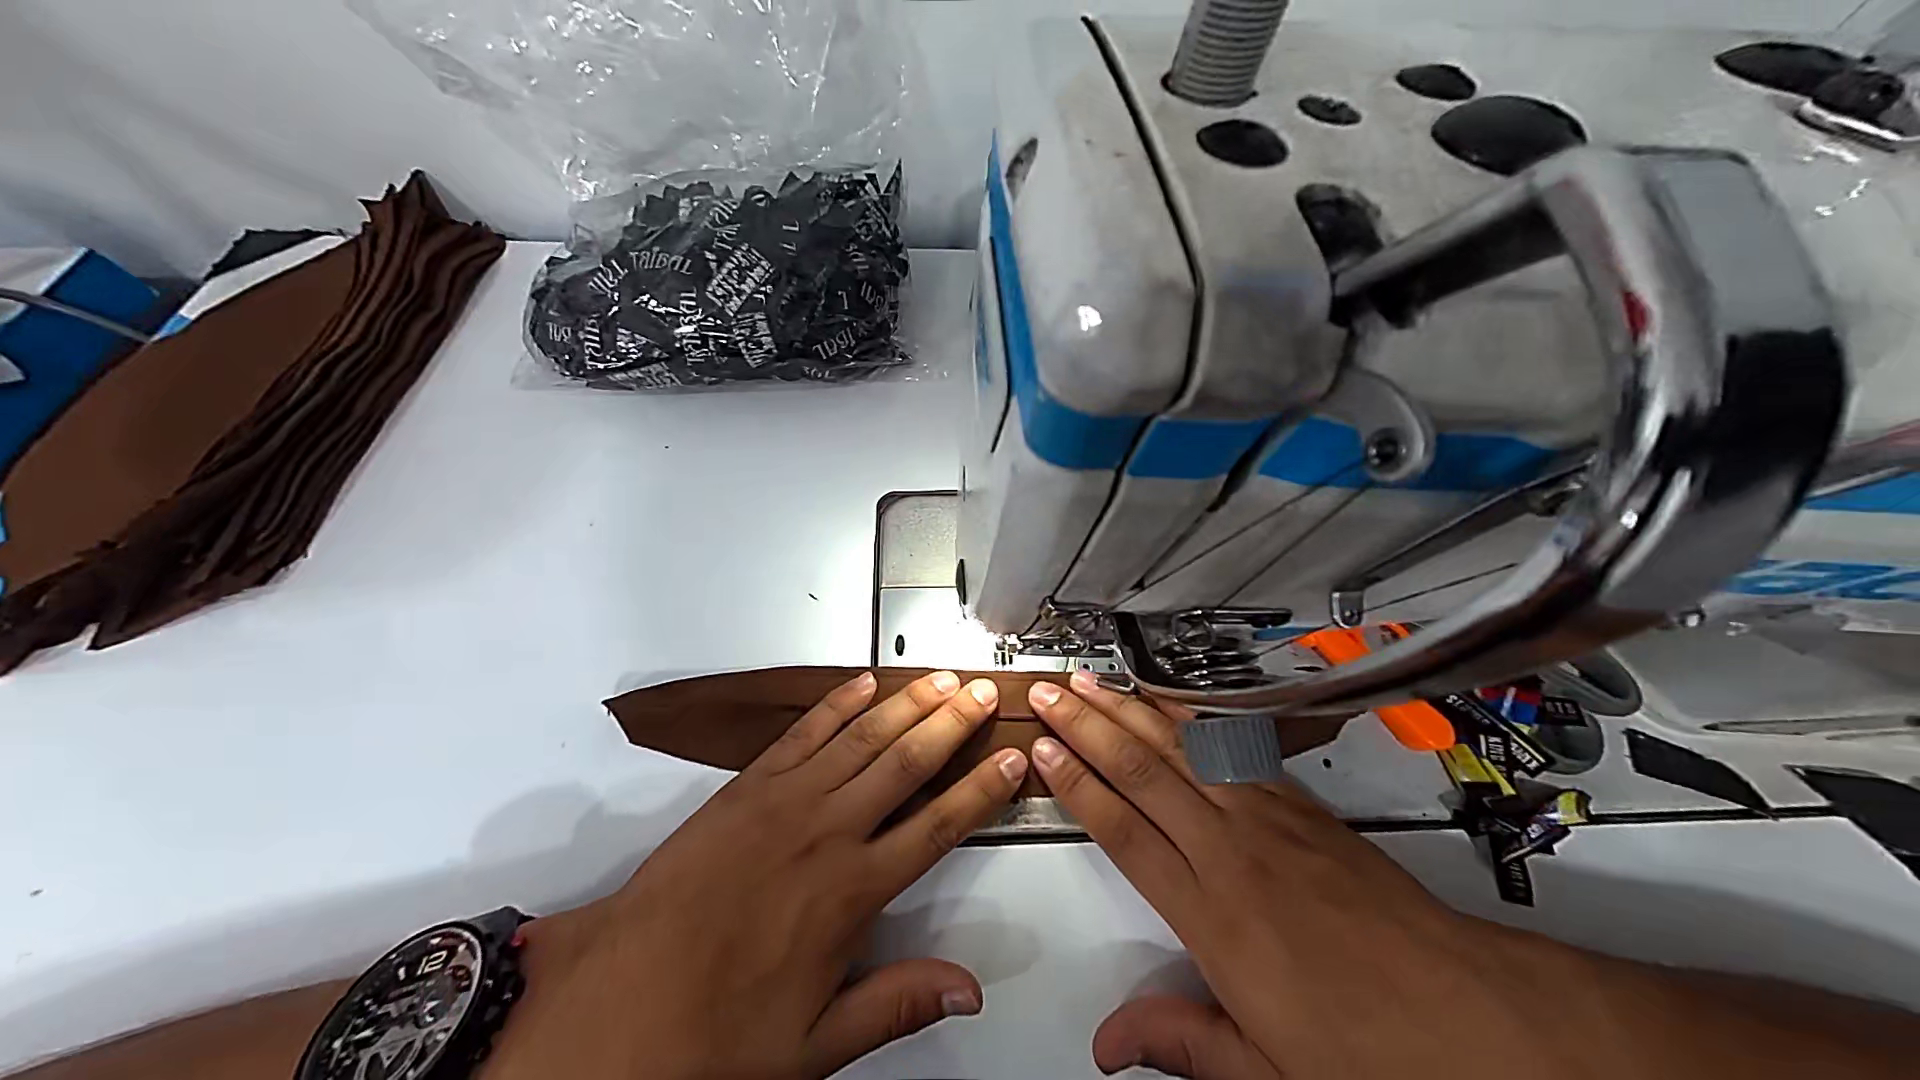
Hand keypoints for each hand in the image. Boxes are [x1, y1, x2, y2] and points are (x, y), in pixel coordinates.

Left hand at [484, 670, 1025, 1079]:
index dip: (981, 790)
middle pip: (907, 763)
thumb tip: (967, 991)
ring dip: (906, 704)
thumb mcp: (814, 1043)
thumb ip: (895, 1004)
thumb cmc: (714, 1032)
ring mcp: (784, 802)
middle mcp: (827, 833)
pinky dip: (835, 706)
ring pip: (861, 738)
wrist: (612, 1009)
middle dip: (951, 724)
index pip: (938, 826)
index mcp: (853, 892)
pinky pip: (802, 734)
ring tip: (940, 679)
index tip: (1009, 760)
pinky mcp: (745, 788)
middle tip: (982, 693)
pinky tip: (862, 685)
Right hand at [1023, 672, 1919, 1079]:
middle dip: (1086, 725)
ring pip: (1181, 749)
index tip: (1042, 750)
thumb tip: (1108, 1046)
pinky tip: (1168, 702)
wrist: (1470, 1016)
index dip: (1075, 784)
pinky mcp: (1298, 806)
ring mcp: (1267, 819)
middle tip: (1049, 693)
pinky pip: (1231, 750)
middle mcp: (1230, 851)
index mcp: (1211, 913)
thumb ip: (1181, 1040)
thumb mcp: (1266, 1070)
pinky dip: (1191, 720)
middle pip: (1141, 772)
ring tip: (1092, 682)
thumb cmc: (1368, 1047)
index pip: (1122, 830)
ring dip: (1130, 710)